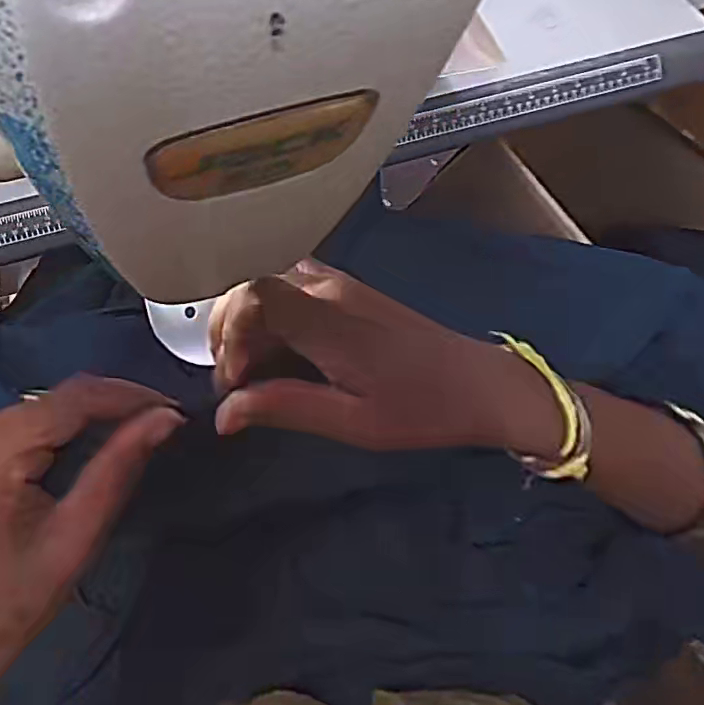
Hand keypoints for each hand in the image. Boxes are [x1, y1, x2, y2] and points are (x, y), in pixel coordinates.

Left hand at [0, 375, 183, 704]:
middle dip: (114, 400)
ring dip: (94, 408)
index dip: (127, 396)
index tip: (170, 406)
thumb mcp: (78, 534)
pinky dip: (69, 420)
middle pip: (59, 395)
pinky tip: (98, 432)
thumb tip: (164, 418)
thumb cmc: (17, 600)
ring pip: (48, 400)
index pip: (72, 401)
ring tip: (139, 422)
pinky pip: (31, 414)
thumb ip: (119, 466)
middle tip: (160, 416)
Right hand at [208, 258, 563, 454]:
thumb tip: (223, 414)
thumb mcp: (352, 422)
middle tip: (235, 383)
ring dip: (244, 324)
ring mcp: (334, 282)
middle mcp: (325, 288)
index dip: (228, 333)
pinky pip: (285, 288)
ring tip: (250, 369)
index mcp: (327, 319)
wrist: (480, 383)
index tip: (235, 378)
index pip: (252, 296)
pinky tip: (277, 350)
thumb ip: (283, 408)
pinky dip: (266, 316)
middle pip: (249, 290)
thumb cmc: (421, 407)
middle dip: (228, 335)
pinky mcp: (343, 287)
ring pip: (264, 287)